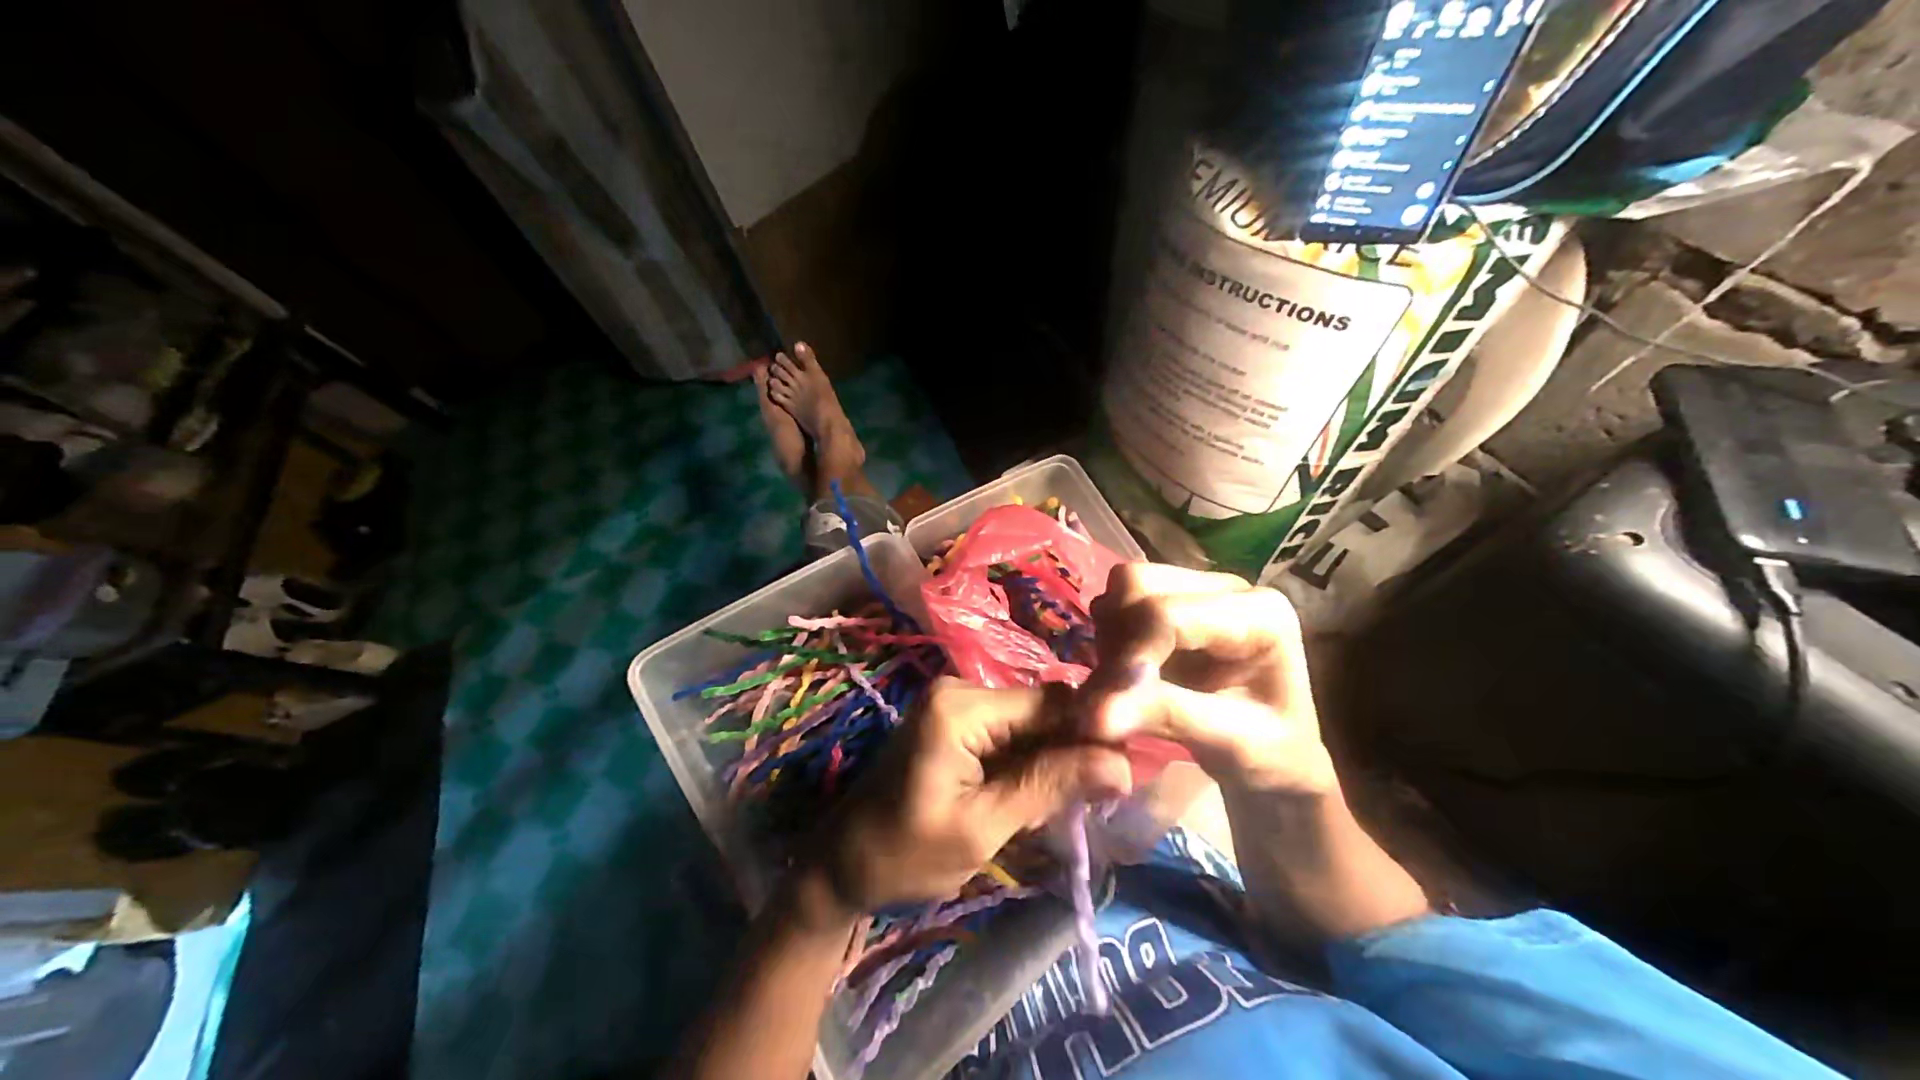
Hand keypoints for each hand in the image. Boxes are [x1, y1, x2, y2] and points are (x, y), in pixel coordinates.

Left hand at [807, 676, 1132, 913]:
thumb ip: (1049, 788)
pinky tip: (1042, 795)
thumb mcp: (983, 828)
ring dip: (1056, 760)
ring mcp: (957, 705)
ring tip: (1076, 802)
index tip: (1128, 774)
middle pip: (1043, 709)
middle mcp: (961, 689)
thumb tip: (1123, 764)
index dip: (1095, 732)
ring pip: (1032, 724)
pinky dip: (1031, 764)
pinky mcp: (956, 724)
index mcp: (962, 705)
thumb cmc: (905, 854)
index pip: (1052, 702)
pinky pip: (1011, 734)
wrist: (840, 865)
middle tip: (1104, 798)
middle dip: (1075, 750)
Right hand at [1081, 563, 1334, 796]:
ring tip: (1124, 687)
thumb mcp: (1228, 743)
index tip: (1105, 710)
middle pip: (1137, 583)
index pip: (1168, 615)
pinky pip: (1119, 603)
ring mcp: (1196, 588)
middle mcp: (1226, 588)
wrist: (1278, 756)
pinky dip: (1110, 638)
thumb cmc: (1269, 754)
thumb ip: (1165, 715)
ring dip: (1110, 637)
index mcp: (1260, 614)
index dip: (1129, 656)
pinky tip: (1128, 675)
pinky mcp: (1171, 599)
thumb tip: (1096, 713)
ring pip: (1121, 587)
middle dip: (1116, 640)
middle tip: (1115, 695)